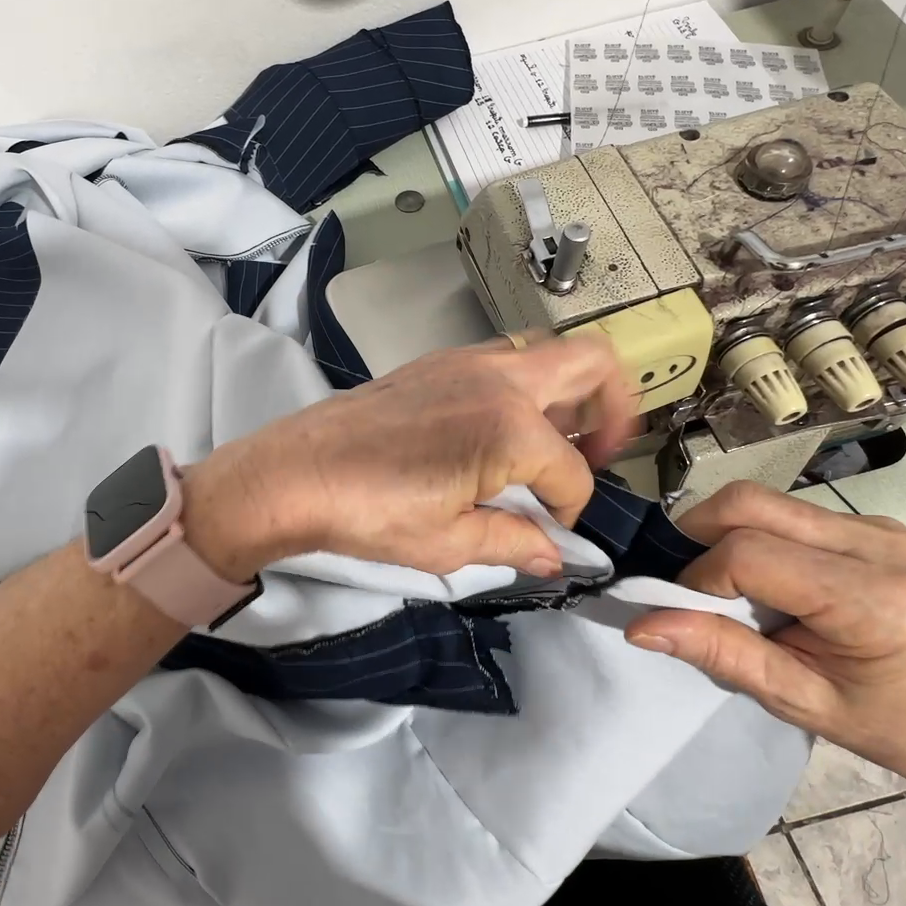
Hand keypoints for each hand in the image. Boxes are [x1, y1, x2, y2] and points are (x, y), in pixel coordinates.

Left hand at [185, 335, 635, 580]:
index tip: (550, 530)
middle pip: (590, 364)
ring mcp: (463, 362)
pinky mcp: (434, 362)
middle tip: (596, 452)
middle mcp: (497, 379)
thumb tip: (552, 552)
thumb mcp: (448, 542)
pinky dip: (520, 387)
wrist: (294, 474)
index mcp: (510, 427)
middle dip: (611, 408)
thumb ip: (513, 540)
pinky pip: (501, 360)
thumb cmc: (368, 512)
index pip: (572, 472)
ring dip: (564, 393)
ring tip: (549, 443)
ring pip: (544, 353)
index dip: (570, 509)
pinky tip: (497, 433)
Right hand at [622, 482, 905, 796]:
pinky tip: (768, 583)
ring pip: (762, 500)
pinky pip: (785, 511)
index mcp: (874, 600)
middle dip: (699, 537)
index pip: (750, 554)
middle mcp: (880, 546)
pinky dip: (753, 536)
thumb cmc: (888, 726)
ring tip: (733, 592)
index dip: (700, 580)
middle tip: (692, 587)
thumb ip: (720, 653)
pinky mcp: (871, 524)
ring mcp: (879, 528)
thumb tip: (640, 626)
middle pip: (750, 503)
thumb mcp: (797, 701)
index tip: (691, 617)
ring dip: (725, 536)